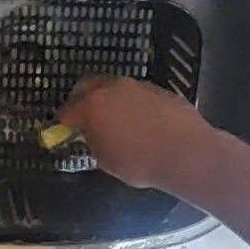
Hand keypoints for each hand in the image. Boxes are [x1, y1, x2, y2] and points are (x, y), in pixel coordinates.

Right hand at [57, 76, 222, 191]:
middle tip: (81, 115)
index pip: (67, 110)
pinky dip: (130, 103)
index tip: (62, 128)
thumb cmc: (141, 162)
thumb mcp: (106, 161)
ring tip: (113, 119)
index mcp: (93, 106)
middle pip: (87, 86)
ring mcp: (137, 86)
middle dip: (80, 99)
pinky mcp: (159, 89)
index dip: (62, 121)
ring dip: (108, 99)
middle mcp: (112, 88)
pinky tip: (138, 121)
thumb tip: (90, 137)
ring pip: (113, 87)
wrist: (187, 153)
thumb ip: (92, 144)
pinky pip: (135, 93)